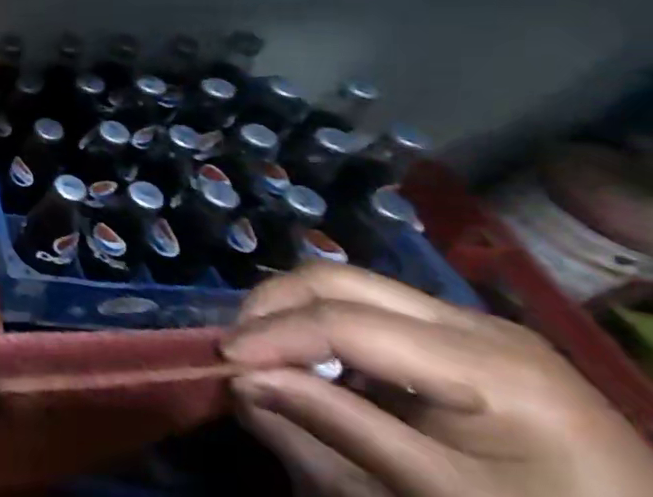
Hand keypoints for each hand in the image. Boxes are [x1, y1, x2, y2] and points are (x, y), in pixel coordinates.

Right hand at [224, 262, 652, 496]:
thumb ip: (338, 431)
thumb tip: (242, 383)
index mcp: (489, 365)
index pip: (345, 322)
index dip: (272, 336)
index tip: (222, 364)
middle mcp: (477, 323)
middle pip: (338, 280)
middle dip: (271, 308)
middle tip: (236, 352)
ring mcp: (476, 325)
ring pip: (348, 285)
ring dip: (294, 315)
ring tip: (269, 360)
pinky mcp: (471, 338)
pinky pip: (375, 310)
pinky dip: (328, 330)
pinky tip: (321, 372)